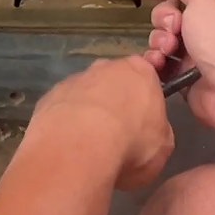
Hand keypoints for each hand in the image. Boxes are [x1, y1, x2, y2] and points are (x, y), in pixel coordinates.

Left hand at [28, 55, 173, 189]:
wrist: (78, 148)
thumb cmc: (130, 145)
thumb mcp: (162, 147)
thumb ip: (159, 132)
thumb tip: (151, 133)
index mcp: (140, 72)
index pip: (146, 79)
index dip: (145, 103)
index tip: (143, 125)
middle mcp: (107, 67)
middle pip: (115, 82)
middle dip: (116, 104)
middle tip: (116, 137)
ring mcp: (76, 78)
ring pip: (87, 94)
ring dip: (89, 114)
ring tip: (89, 147)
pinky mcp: (51, 95)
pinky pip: (64, 108)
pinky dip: (66, 123)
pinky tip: (68, 147)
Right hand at [136, 0, 214, 134]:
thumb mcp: (205, 1)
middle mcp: (209, 23)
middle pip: (171, 11)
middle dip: (165, 17)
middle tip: (174, 27)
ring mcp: (198, 49)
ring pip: (164, 36)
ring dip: (161, 39)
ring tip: (169, 49)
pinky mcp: (186, 73)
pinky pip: (163, 60)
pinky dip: (158, 59)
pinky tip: (159, 61)